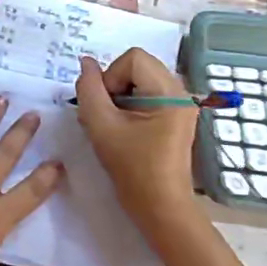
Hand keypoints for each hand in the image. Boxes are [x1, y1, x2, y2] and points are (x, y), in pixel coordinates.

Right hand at [74, 50, 200, 238]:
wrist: (161, 207)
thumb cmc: (133, 169)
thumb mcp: (101, 126)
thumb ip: (89, 90)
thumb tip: (86, 63)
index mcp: (169, 92)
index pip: (133, 58)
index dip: (111, 77)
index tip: (106, 108)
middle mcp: (180, 92)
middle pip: (138, 65)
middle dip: (115, 85)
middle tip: (106, 116)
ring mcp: (180, 104)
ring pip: (140, 79)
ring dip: (120, 95)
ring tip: (113, 123)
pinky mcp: (175, 115)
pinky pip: (147, 93)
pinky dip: (130, 103)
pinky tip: (123, 128)